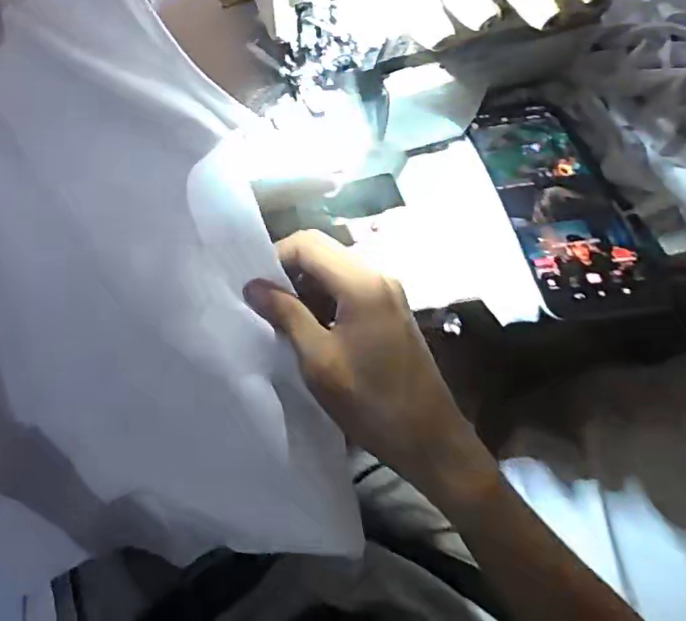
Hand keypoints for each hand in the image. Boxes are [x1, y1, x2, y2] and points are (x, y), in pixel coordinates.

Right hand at [246, 231, 499, 509]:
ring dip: (305, 285)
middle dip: (288, 270)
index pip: (307, 243)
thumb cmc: (372, 403)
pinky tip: (310, 326)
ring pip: (334, 268)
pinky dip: (324, 297)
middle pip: (321, 250)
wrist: (432, 441)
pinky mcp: (390, 308)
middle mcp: (377, 275)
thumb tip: (253, 285)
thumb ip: (286, 315)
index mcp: (361, 283)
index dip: (275, 257)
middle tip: (264, 301)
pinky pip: (348, 286)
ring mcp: (387, 291)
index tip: (254, 287)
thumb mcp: (319, 361)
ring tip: (282, 317)